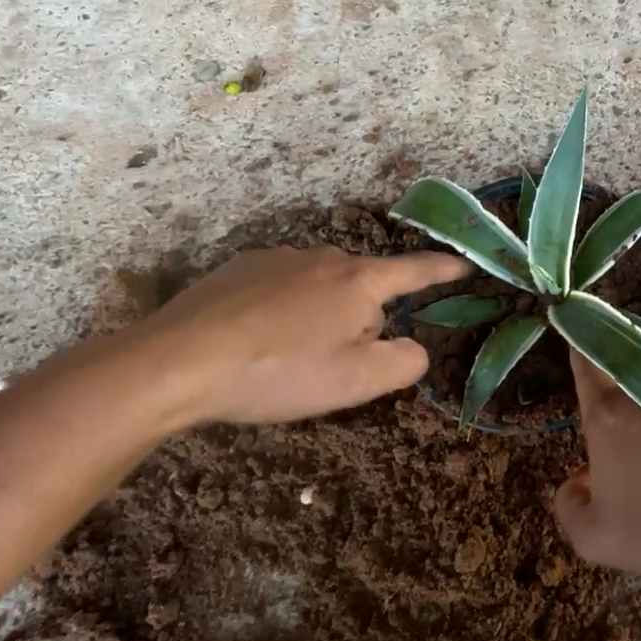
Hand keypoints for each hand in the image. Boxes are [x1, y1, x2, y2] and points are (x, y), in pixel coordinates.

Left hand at [127, 246, 470, 426]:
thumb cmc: (277, 372)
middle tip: (332, 363)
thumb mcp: (356, 382)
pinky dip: (280, 309)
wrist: (174, 364)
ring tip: (284, 357)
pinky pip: (279, 286)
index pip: (416, 271)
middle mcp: (325, 258)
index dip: (445, 270)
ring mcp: (278, 259)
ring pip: (319, 287)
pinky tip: (252, 340)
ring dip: (318, 314)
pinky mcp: (237, 269)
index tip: (466, 265)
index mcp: (360, 281)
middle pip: (362, 287)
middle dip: (360, 318)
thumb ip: (404, 363)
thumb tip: (414, 348)